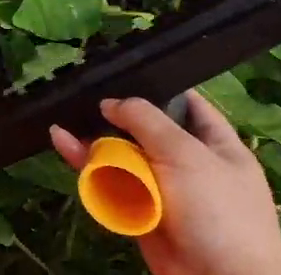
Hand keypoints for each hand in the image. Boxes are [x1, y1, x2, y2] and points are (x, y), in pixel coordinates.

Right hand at [50, 92, 280, 274]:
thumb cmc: (219, 212)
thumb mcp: (186, 154)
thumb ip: (145, 118)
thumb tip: (109, 103)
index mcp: (218, 148)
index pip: (189, 104)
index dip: (159, 85)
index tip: (122, 69)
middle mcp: (190, 165)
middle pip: (145, 128)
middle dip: (112, 114)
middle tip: (80, 95)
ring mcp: (164, 189)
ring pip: (120, 154)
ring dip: (91, 139)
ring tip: (62, 121)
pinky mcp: (140, 209)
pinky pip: (108, 180)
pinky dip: (85, 164)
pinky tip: (61, 143)